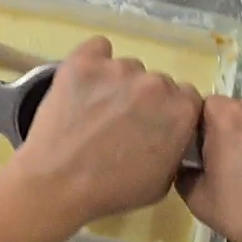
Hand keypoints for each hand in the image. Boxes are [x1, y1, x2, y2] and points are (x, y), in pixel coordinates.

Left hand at [6, 37, 202, 227]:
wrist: (55, 184)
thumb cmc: (111, 192)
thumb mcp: (162, 183)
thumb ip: (176, 148)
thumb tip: (173, 134)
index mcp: (181, 111)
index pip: (186, 99)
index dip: (168, 114)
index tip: (151, 127)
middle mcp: (156, 83)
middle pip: (157, 83)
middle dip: (143, 101)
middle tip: (119, 125)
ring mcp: (119, 68)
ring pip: (126, 68)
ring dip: (117, 84)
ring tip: (94, 112)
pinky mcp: (84, 61)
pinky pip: (97, 48)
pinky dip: (93, 62)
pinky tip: (82, 85)